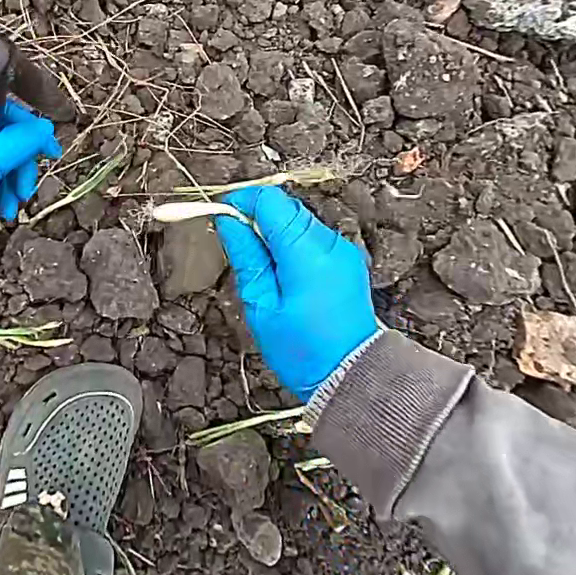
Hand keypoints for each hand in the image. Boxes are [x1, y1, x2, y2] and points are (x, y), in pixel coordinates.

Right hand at [211, 186, 378, 399]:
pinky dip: (295, 246)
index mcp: (307, 252)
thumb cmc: (305, 350)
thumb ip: (246, 256)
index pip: (270, 201)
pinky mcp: (347, 258)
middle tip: (241, 250)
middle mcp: (330, 242)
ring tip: (265, 272)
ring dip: (277, 234)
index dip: (243, 202)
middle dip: (259, 220)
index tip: (224, 215)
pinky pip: (314, 238)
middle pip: (286, 207)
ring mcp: (342, 249)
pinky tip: (286, 275)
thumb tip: (229, 222)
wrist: (351, 374)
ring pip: (300, 221)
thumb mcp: (262, 306)